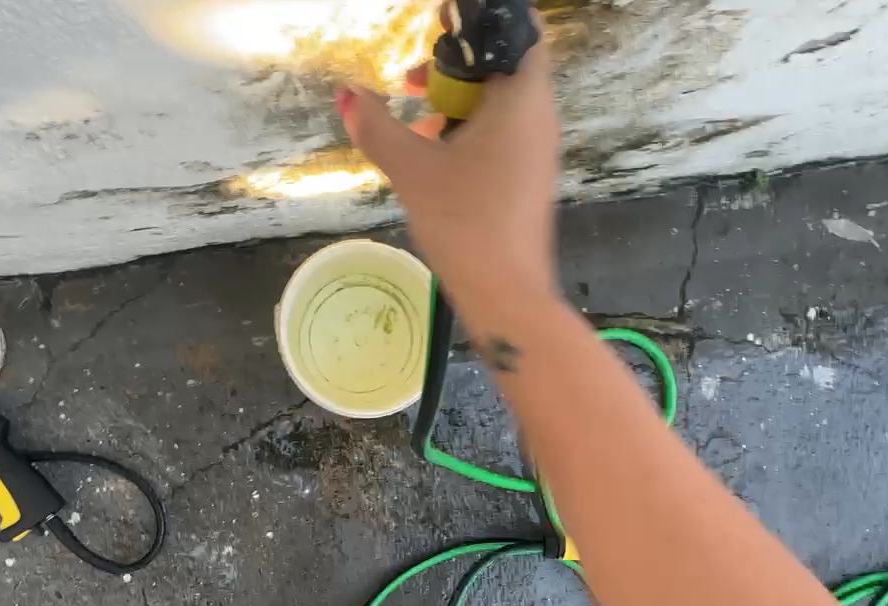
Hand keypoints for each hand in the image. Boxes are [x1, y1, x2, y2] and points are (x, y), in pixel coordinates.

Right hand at [336, 36, 560, 324]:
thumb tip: (346, 95)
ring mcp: (539, 151)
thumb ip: (377, 127)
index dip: (475, 21)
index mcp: (523, 96)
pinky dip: (470, 133)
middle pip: (503, 63)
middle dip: (455, 65)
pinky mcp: (531, 180)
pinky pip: (503, 136)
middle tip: (414, 80)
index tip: (436, 30)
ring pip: (501, 104)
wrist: (506, 296)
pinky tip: (437, 160)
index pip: (514, 28)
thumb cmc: (464, 223)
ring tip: (418, 125)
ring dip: (458, 103)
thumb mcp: (412, 170)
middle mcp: (540, 116)